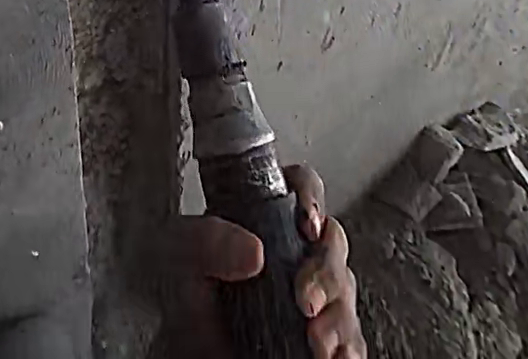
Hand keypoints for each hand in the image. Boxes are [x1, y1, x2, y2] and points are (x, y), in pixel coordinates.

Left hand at [165, 163, 364, 358]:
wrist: (181, 340)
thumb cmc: (177, 287)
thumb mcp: (182, 250)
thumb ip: (210, 240)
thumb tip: (255, 251)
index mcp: (265, 214)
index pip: (301, 186)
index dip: (312, 198)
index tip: (307, 224)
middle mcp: (293, 248)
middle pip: (332, 241)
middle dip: (328, 271)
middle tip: (305, 301)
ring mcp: (310, 293)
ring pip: (345, 292)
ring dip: (339, 318)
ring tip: (316, 343)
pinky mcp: (317, 337)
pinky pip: (350, 341)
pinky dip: (349, 350)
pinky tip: (335, 357)